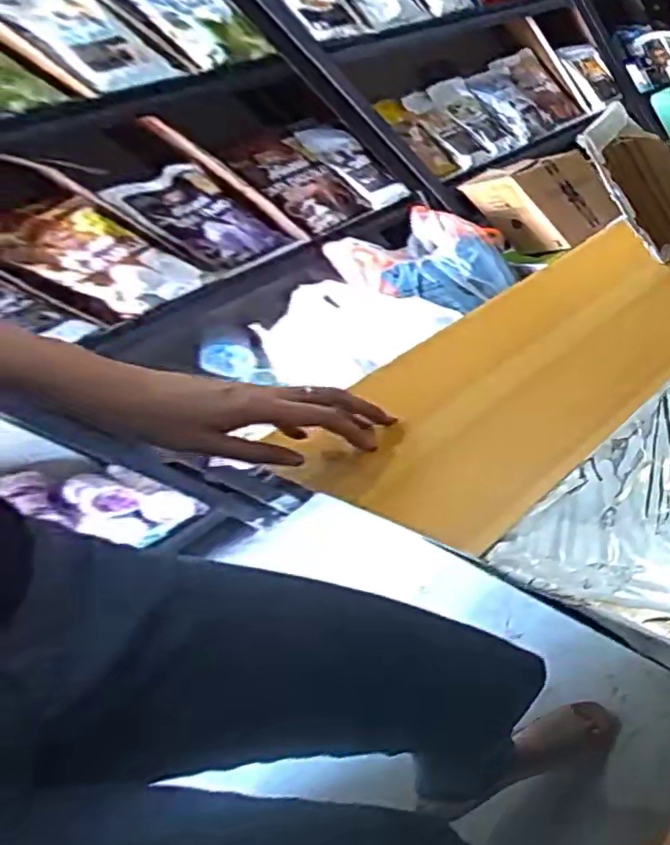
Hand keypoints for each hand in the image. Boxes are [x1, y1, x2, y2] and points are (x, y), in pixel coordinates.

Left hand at [82, 369, 395, 466]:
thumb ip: (255, 452)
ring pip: (312, 394)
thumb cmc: (150, 420)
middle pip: (328, 395)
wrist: (107, 388)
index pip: (324, 416)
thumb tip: (301, 456)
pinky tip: (302, 433)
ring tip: (359, 423)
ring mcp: (252, 391)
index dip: (353, 430)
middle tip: (388, 422)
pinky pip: (287, 400)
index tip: (372, 446)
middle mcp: (264, 394)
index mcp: (260, 408)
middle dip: (362, 408)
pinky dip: (308, 414)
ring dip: (341, 407)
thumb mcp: (201, 445)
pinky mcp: (240, 394)